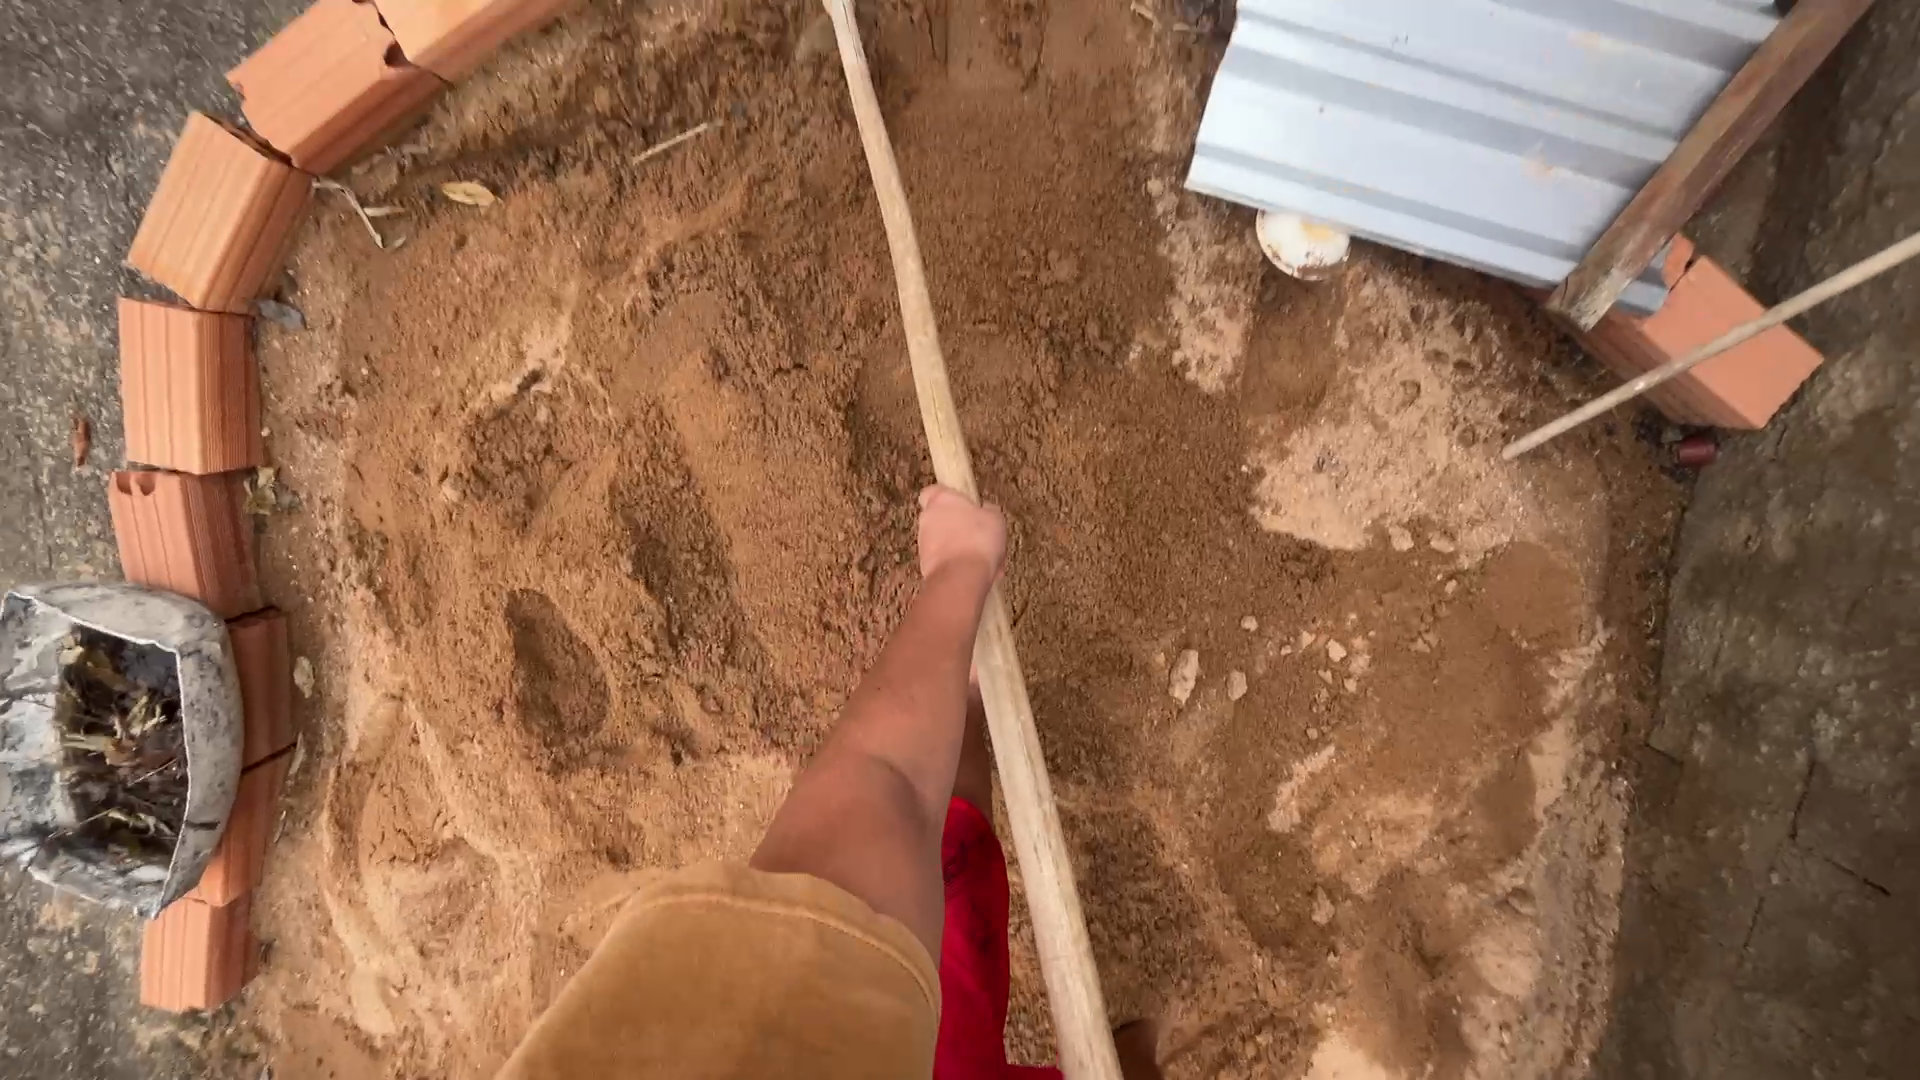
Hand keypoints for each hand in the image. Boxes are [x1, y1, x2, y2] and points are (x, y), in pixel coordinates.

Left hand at [917, 485, 1005, 583]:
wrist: (962, 577)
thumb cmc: (977, 543)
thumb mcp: (996, 518)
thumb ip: (988, 510)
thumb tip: (987, 510)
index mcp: (941, 500)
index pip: (934, 490)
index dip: (949, 497)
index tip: (964, 503)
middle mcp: (927, 518)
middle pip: (941, 518)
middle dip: (958, 526)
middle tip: (979, 534)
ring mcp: (924, 542)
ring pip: (943, 541)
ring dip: (959, 547)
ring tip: (982, 557)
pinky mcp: (925, 564)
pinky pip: (943, 560)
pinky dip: (957, 564)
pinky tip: (976, 571)